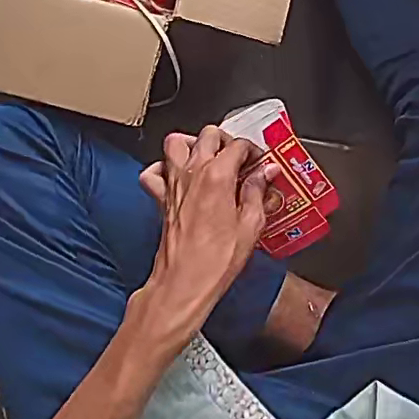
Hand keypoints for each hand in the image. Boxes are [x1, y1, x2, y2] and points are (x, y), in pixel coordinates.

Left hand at [129, 127, 277, 348]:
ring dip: (194, 144)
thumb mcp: (250, 225)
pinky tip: (178, 175)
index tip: (260, 163)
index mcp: (218, 176)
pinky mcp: (161, 198)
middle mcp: (192, 173)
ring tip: (209, 157)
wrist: (184, 283)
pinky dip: (163, 168)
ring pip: (176, 142)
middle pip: (208, 135)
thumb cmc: (215, 261)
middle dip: (226, 141)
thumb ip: (257, 193)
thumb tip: (265, 174)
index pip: (238, 145)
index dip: (253, 151)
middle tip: (238, 158)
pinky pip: (154, 172)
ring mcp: (173, 183)